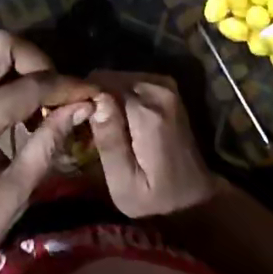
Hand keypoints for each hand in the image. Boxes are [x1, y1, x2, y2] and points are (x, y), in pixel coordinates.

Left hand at [0, 32, 98, 273]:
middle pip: (0, 46)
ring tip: (44, 110)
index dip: (64, 87)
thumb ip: (47, 143)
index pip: (27, 86)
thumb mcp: (13, 195)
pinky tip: (22, 116)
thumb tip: (83, 107)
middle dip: (37, 62)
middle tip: (58, 97)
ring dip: (21, 71)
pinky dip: (6, 83)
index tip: (91, 94)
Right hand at [87, 72, 218, 218]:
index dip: (85, 99)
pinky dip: (120, 94)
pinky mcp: (166, 86)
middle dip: (95, 96)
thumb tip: (96, 100)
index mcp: (147, 111)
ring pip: (119, 76)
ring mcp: (165, 84)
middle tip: (88, 125)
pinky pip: (131, 80)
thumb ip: (109, 141)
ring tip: (102, 123)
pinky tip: (118, 118)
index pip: (101, 84)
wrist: (195, 194)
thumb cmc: (157, 197)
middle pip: (110, 77)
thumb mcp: (125, 184)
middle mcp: (158, 89)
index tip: (77, 119)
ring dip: (107, 95)